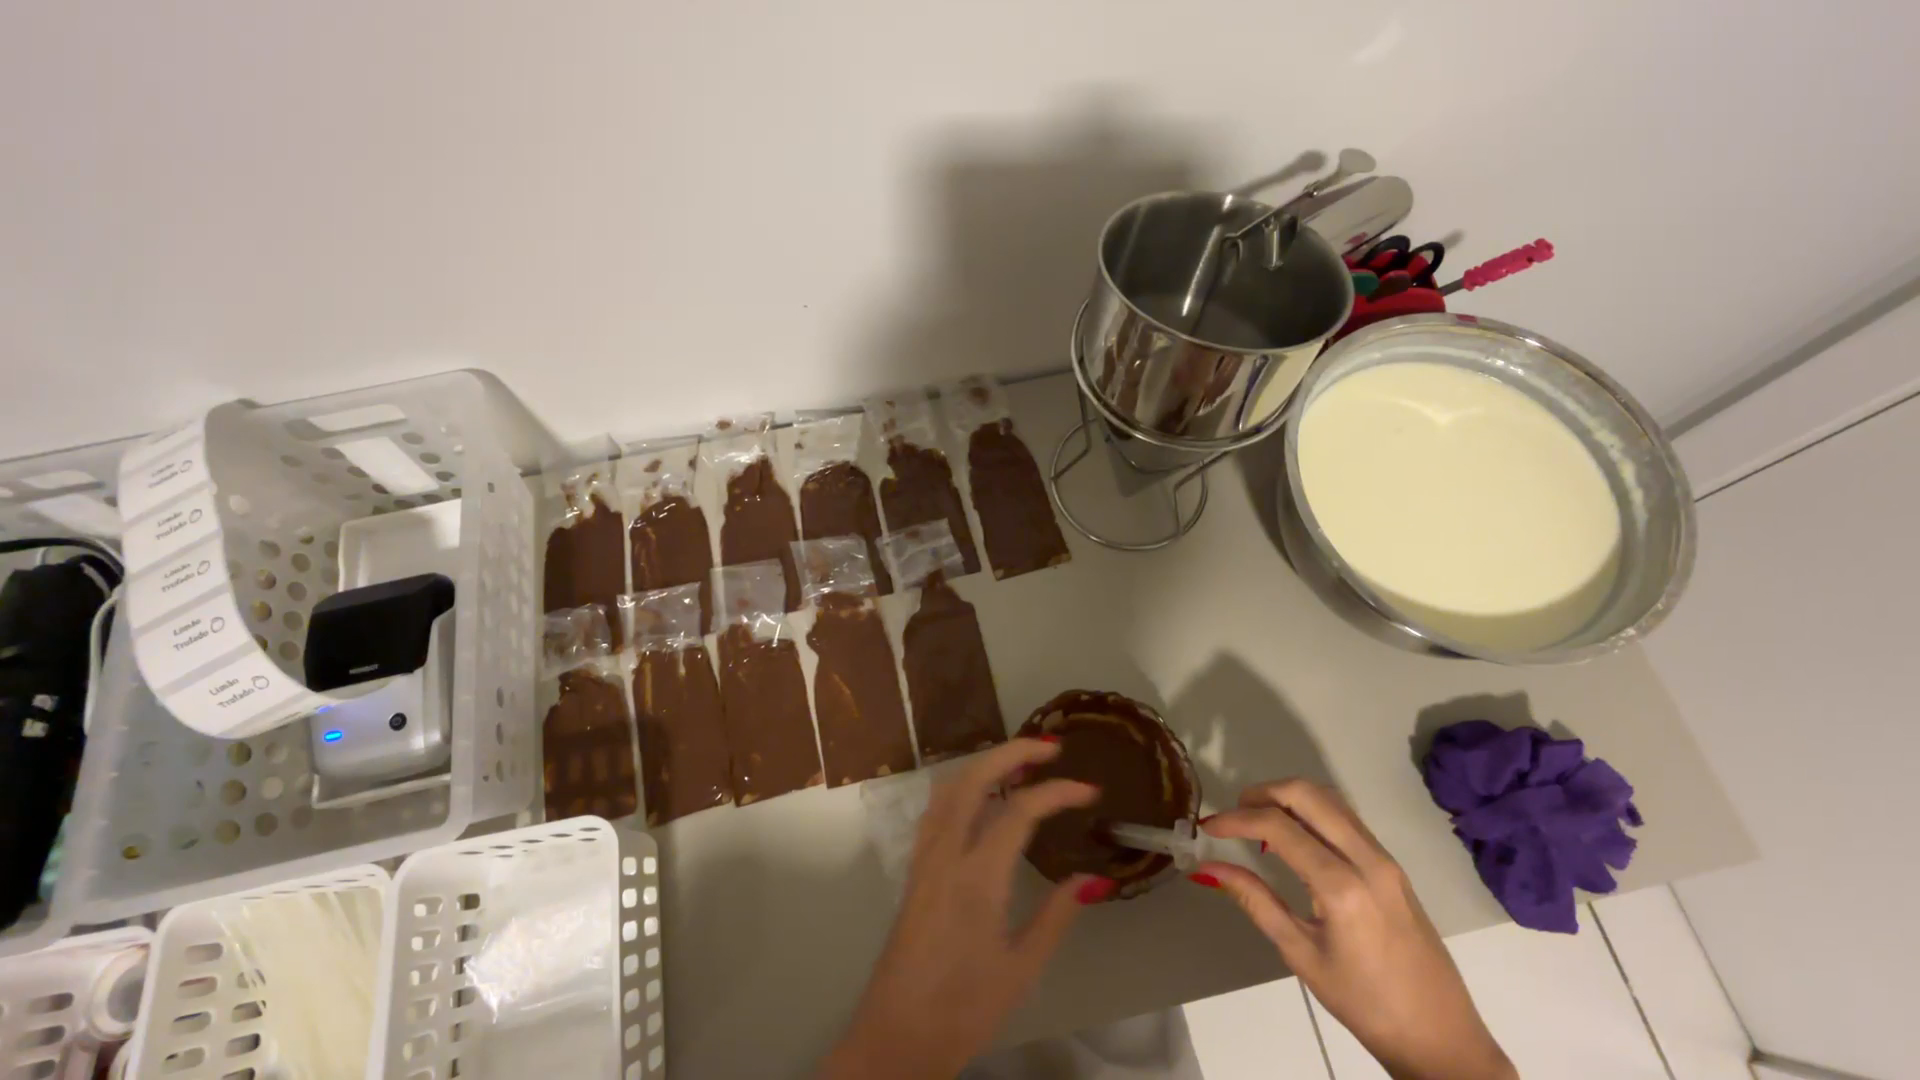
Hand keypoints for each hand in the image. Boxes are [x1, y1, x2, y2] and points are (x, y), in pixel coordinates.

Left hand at [818, 739, 1106, 1079]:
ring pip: (949, 788)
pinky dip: (963, 787)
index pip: (1020, 810)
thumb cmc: (964, 1008)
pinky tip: (983, 799)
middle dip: (1013, 752)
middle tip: (1051, 748)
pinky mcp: (914, 870)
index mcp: (976, 877)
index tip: (1090, 790)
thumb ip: (1056, 916)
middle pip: (973, 778)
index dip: (1058, 792)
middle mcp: (945, 855)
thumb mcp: (1021, 968)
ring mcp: (924, 859)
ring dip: (984, 765)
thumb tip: (1093, 878)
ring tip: (1021, 764)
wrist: (896, 1035)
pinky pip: (936, 810)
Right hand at [1198, 779, 1515, 1079]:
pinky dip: (1312, 812)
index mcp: (1342, 886)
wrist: (1439, 1035)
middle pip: (1309, 794)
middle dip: (1263, 793)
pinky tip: (1293, 838)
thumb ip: (1255, 901)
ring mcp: (1385, 859)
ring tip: (1257, 821)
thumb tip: (1210, 868)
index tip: (1208, 827)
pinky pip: (1346, 819)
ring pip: (1331, 801)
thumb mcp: (1301, 954)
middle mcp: (1368, 859)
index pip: (1279, 827)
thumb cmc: (1364, 1003)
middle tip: (1234, 813)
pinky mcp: (1392, 866)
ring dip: (1289, 798)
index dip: (1237, 819)